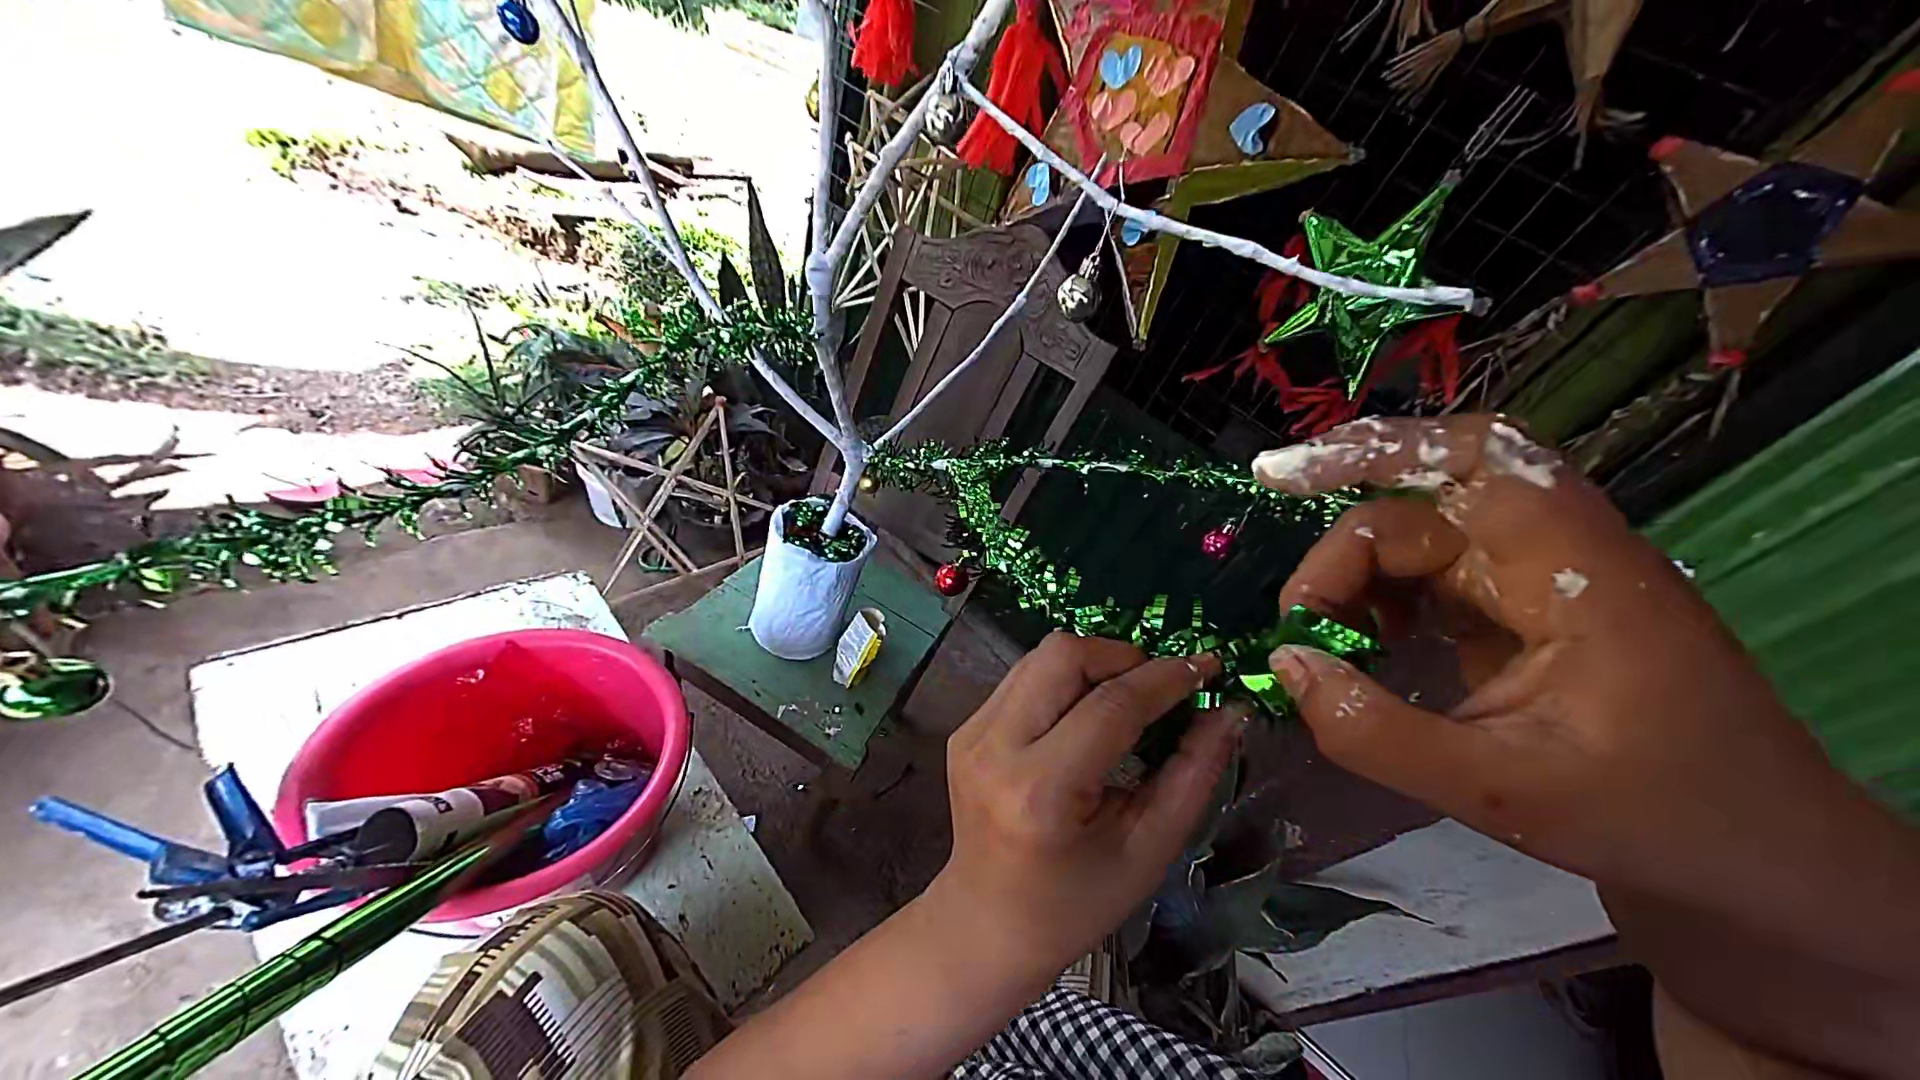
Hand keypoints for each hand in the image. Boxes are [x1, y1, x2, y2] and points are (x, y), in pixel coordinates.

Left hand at [929, 633, 1243, 988]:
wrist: (988, 922)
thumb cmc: (1075, 903)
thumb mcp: (1147, 850)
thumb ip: (1192, 774)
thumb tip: (1227, 711)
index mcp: (1039, 790)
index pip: (1110, 705)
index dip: (1165, 678)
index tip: (1205, 666)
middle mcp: (994, 747)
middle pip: (1063, 655)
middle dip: (1123, 656)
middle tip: (1160, 686)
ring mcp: (972, 732)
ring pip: (1041, 656)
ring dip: (1094, 664)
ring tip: (1128, 698)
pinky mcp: (966, 727)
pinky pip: (1024, 677)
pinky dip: (1065, 681)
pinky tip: (1086, 715)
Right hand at [1253, 415, 1919, 1074]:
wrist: (1758, 861)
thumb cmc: (1653, 818)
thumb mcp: (1501, 791)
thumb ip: (1377, 732)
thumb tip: (1284, 662)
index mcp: (1574, 571)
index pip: (1470, 460)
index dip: (1370, 449)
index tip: (1277, 479)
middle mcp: (1551, 553)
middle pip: (1416, 509)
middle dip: (1341, 558)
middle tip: (1300, 623)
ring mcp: (1531, 578)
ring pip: (1411, 540)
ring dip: (1353, 580)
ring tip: (1329, 641)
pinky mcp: (1514, 605)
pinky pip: (1422, 575)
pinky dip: (1376, 598)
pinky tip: (1369, 641)